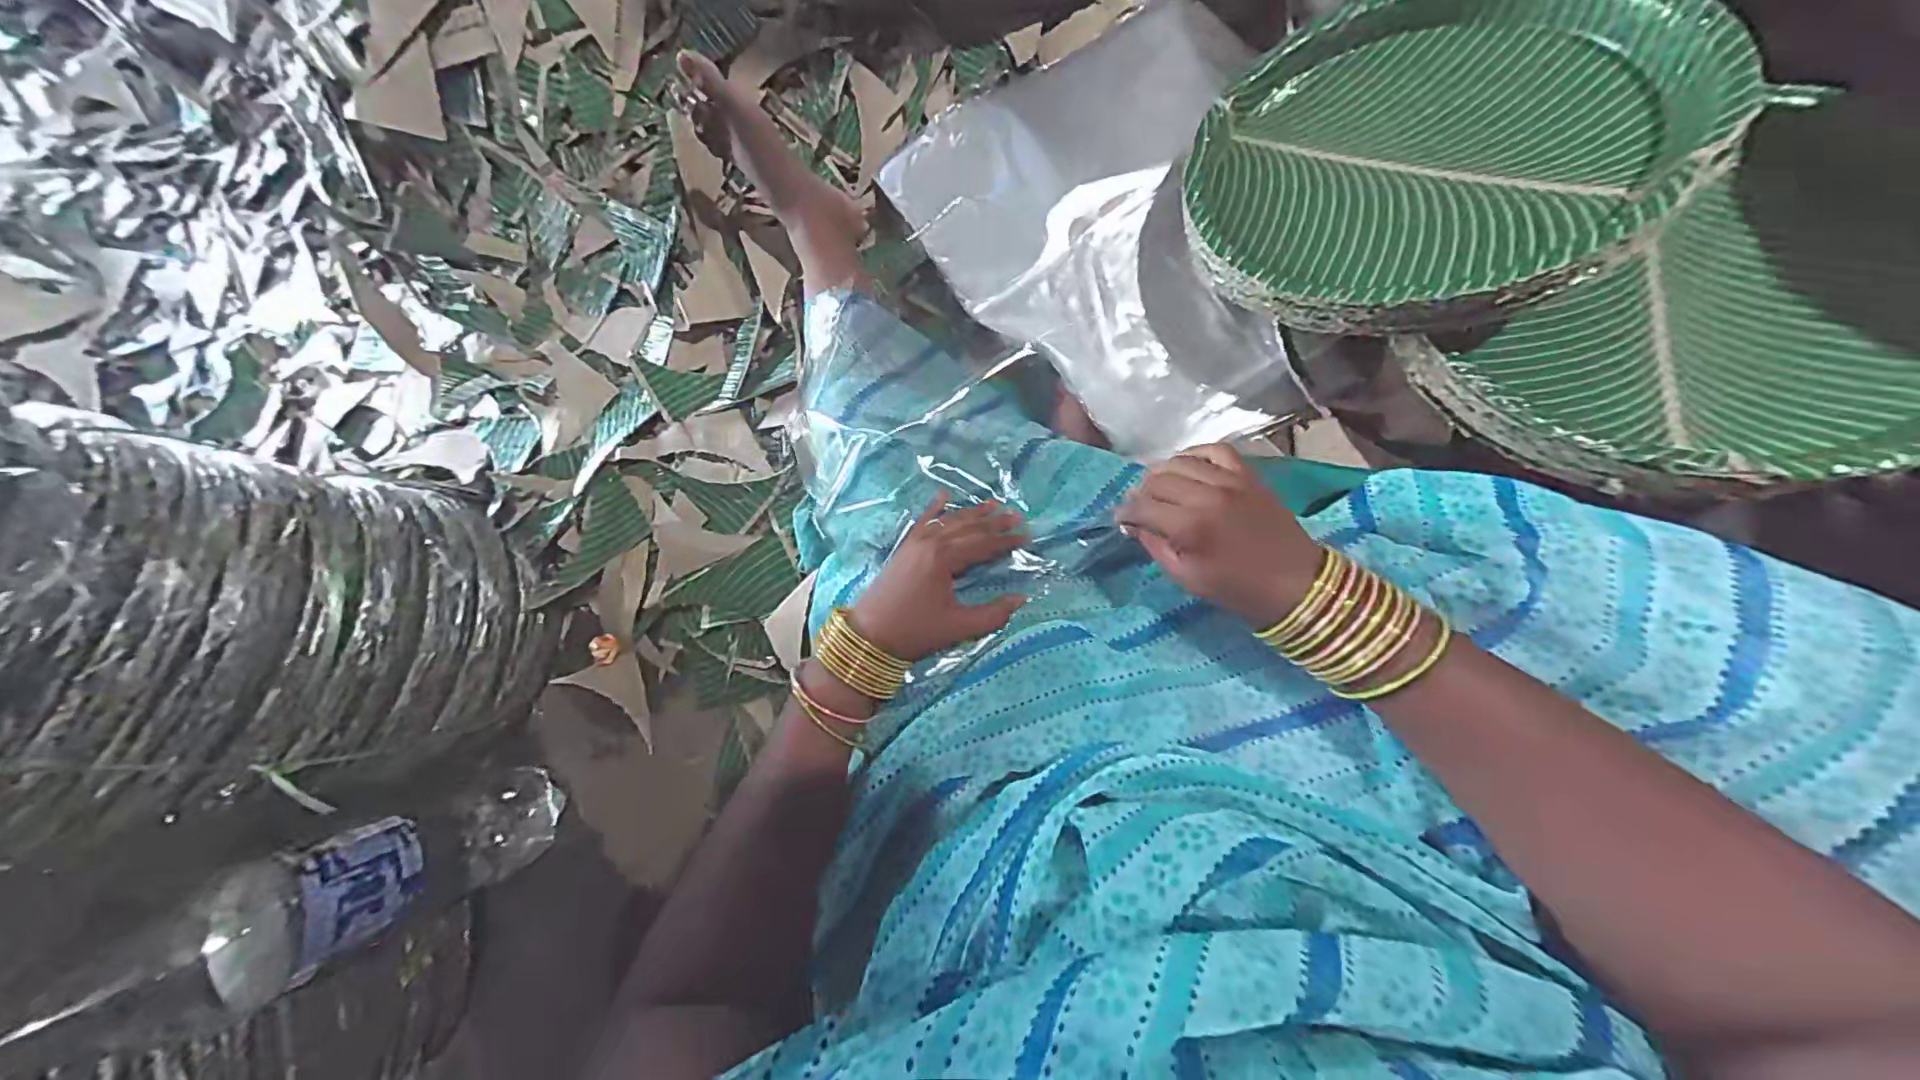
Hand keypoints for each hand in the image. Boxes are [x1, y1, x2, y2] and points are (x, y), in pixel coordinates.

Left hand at [849, 493, 1029, 662]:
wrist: (870, 635)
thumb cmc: (915, 632)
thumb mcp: (959, 627)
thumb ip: (993, 614)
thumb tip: (1021, 599)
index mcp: (944, 559)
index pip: (983, 544)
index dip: (1006, 540)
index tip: (1027, 535)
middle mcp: (930, 543)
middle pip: (968, 528)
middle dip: (994, 522)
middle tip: (1018, 515)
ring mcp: (915, 543)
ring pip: (949, 521)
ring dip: (973, 513)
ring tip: (994, 505)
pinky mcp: (904, 548)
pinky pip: (923, 521)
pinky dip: (935, 508)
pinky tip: (944, 495)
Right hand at [1116, 443, 1324, 627]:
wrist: (1295, 585)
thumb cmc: (1237, 589)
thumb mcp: (1186, 577)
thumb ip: (1156, 546)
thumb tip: (1135, 525)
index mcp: (1190, 527)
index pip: (1142, 507)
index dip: (1125, 512)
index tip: (1121, 519)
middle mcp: (1207, 496)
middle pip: (1158, 479)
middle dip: (1141, 493)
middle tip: (1141, 507)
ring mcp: (1230, 481)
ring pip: (1182, 461)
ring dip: (1163, 473)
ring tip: (1160, 487)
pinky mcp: (1248, 476)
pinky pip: (1216, 451)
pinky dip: (1196, 455)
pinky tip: (1188, 467)